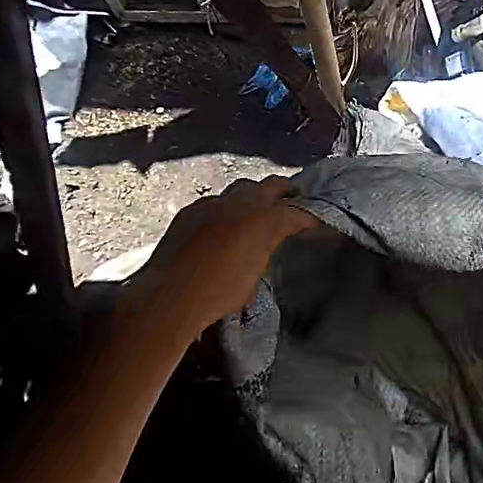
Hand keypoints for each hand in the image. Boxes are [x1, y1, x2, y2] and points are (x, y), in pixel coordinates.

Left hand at [133, 176, 316, 338]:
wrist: (167, 297)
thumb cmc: (218, 294)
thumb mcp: (253, 279)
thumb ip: (263, 254)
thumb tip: (261, 250)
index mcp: (266, 220)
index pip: (296, 214)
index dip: (309, 219)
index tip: (315, 224)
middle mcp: (243, 204)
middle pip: (272, 185)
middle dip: (286, 190)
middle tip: (294, 197)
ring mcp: (214, 204)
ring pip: (242, 188)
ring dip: (253, 196)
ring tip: (257, 208)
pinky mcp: (191, 211)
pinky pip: (215, 202)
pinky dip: (225, 209)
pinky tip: (222, 224)